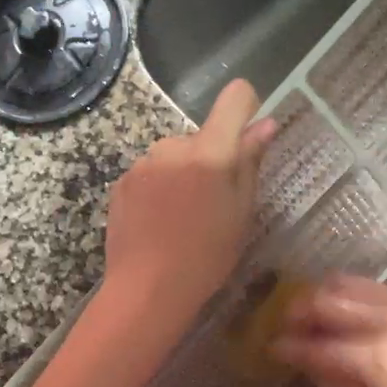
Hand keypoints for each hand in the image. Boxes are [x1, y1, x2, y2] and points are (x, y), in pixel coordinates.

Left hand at [105, 80, 277, 316]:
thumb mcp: (241, 214)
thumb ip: (250, 163)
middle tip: (211, 205)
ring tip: (180, 220)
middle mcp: (173, 146)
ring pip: (172, 157)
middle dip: (208, 159)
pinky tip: (157, 224)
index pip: (235, 97)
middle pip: (201, 136)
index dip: (246, 109)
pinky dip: (157, 191)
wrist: (147, 289)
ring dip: (180, 176)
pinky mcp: (121, 182)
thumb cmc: (206, 258)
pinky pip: (149, 174)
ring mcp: (143, 163)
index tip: (246, 138)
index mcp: (211, 152)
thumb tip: (265, 125)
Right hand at [271, 274, 386, 386]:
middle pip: (327, 302)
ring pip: (345, 285)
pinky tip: (332, 304)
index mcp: (379, 358)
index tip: (270, 347)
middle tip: (281, 323)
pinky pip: (368, 286)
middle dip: (298, 311)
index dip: (290, 346)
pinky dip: (343, 290)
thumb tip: (305, 363)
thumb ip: (337, 384)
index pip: (319, 345)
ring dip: (318, 295)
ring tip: (302, 310)